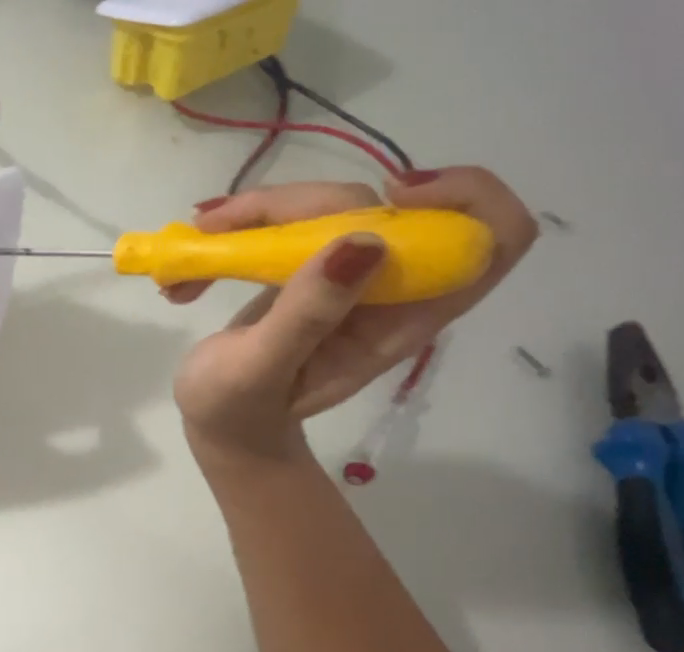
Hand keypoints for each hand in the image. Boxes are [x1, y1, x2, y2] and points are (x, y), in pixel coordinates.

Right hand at [167, 169, 537, 465]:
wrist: (219, 425)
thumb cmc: (237, 411)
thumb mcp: (259, 371)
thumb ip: (306, 315)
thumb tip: (363, 241)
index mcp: (402, 319)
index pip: (493, 241)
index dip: (462, 199)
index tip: (392, 193)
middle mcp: (390, 288)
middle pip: (382, 208)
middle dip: (298, 206)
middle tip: (220, 228)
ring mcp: (351, 275)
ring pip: (330, 207)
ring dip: (254, 216)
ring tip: (190, 254)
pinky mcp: (314, 265)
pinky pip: (294, 221)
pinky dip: (239, 230)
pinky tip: (193, 269)